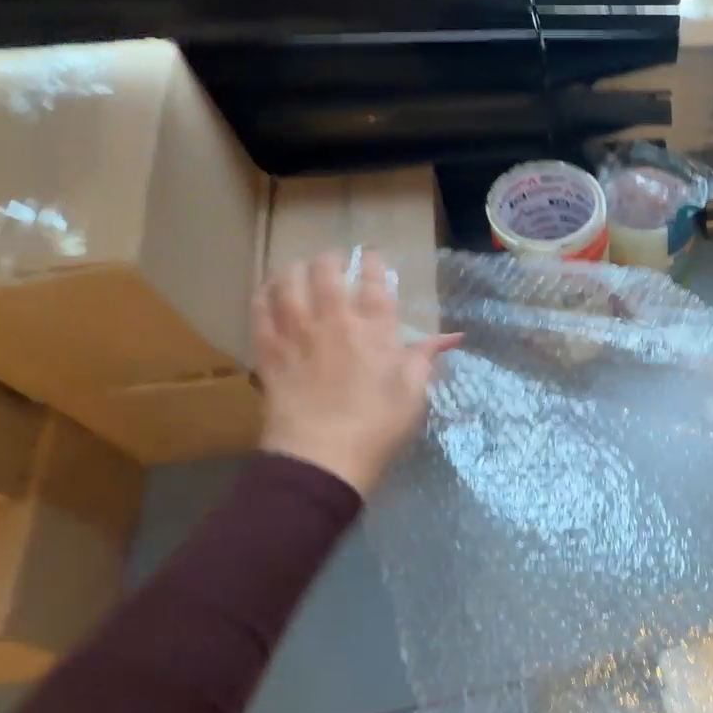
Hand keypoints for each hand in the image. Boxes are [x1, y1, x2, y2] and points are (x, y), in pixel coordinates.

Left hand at [253, 249, 462, 494]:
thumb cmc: (377, 427)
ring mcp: (297, 334)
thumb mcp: (413, 393)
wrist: (322, 457)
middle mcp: (334, 322)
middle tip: (336, 260)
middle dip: (332, 259)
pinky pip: (260, 310)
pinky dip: (265, 293)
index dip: (373, 262)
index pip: (374, 282)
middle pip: (326, 272)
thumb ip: (425, 358)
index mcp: (375, 331)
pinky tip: (270, 290)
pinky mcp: (269, 352)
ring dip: (296, 269)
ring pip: (289, 283)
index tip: (373, 255)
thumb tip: (452, 337)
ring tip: (301, 269)